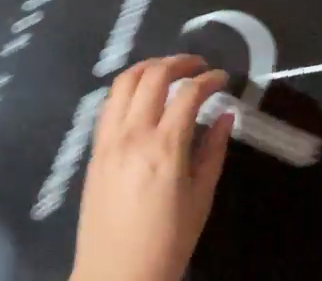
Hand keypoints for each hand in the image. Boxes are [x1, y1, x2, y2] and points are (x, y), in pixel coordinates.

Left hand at [71, 55, 235, 280]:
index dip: (210, 79)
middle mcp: (134, 134)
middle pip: (154, 76)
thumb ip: (213, 151)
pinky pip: (109, 103)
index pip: (189, 93)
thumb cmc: (167, 243)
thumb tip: (226, 115)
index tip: (223, 78)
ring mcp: (109, 139)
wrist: (116, 277)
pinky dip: (128, 88)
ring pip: (125, 81)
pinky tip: (142, 95)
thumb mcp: (200, 199)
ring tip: (169, 70)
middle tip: (199, 66)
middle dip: (180, 62)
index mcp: (165, 148)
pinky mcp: (95, 149)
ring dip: (150, 67)